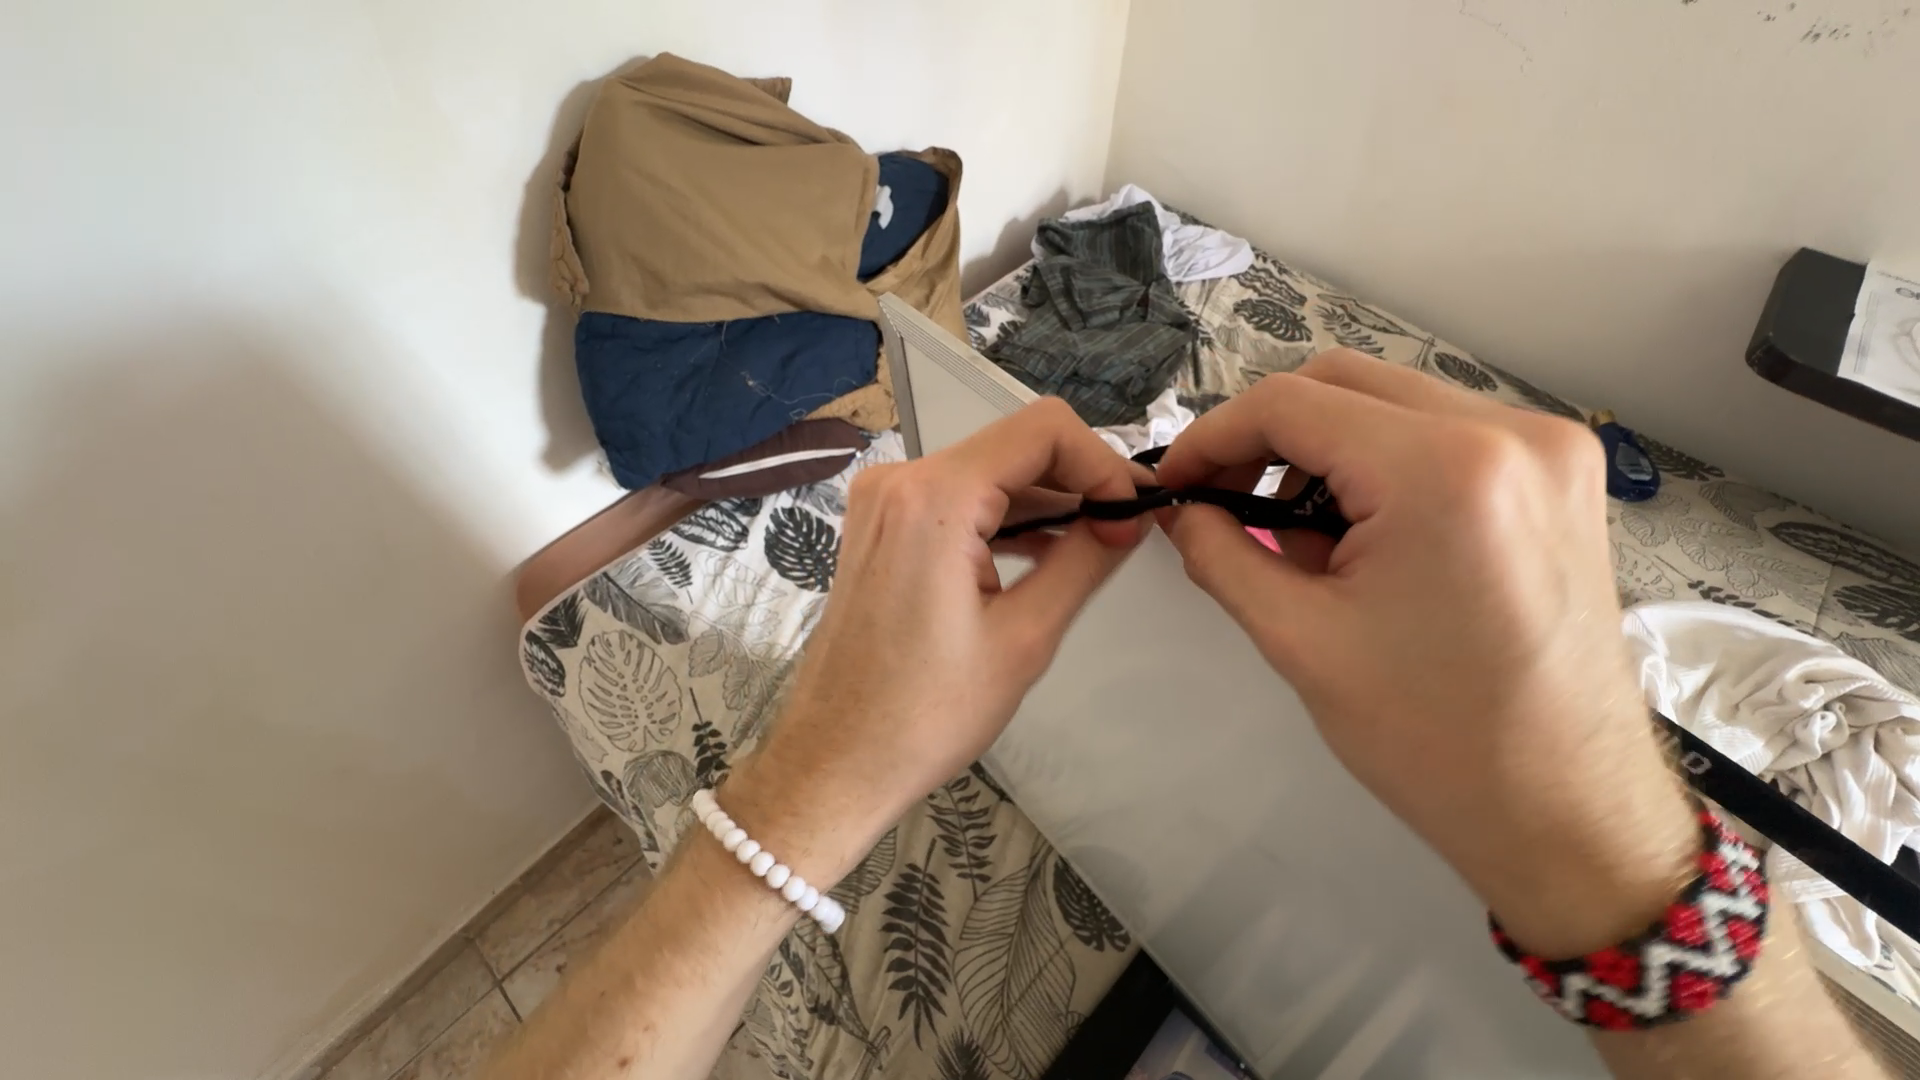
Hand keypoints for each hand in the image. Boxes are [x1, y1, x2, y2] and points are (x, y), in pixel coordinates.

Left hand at [722, 398, 1142, 886]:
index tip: (1129, 516)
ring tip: (1093, 550)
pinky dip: (1003, 521)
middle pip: (1014, 448)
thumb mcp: (1024, 637)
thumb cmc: (926, 714)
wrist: (837, 759)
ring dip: (1044, 504)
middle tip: (1123, 534)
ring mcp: (882, 502)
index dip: (1101, 463)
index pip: (1042, 430)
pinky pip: (955, 503)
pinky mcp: (879, 528)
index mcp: (932, 497)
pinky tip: (1043, 555)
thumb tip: (1127, 518)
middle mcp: (898, 480)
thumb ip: (1084, 561)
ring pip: (986, 475)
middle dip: (1077, 483)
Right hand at [1156, 350, 1696, 957]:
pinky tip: (1348, 527)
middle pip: (1339, 382)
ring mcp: (1546, 447)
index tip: (1173, 483)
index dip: (1210, 437)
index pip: (1289, 404)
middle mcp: (1509, 430)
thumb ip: (1218, 551)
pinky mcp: (1556, 474)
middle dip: (1260, 435)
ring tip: (1281, 524)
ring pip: (1386, 400)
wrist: (1565, 809)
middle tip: (1216, 498)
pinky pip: (1434, 431)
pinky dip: (1370, 461)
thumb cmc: (1427, 736)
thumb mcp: (1295, 637)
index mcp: (1444, 470)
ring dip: (1314, 447)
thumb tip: (1180, 508)